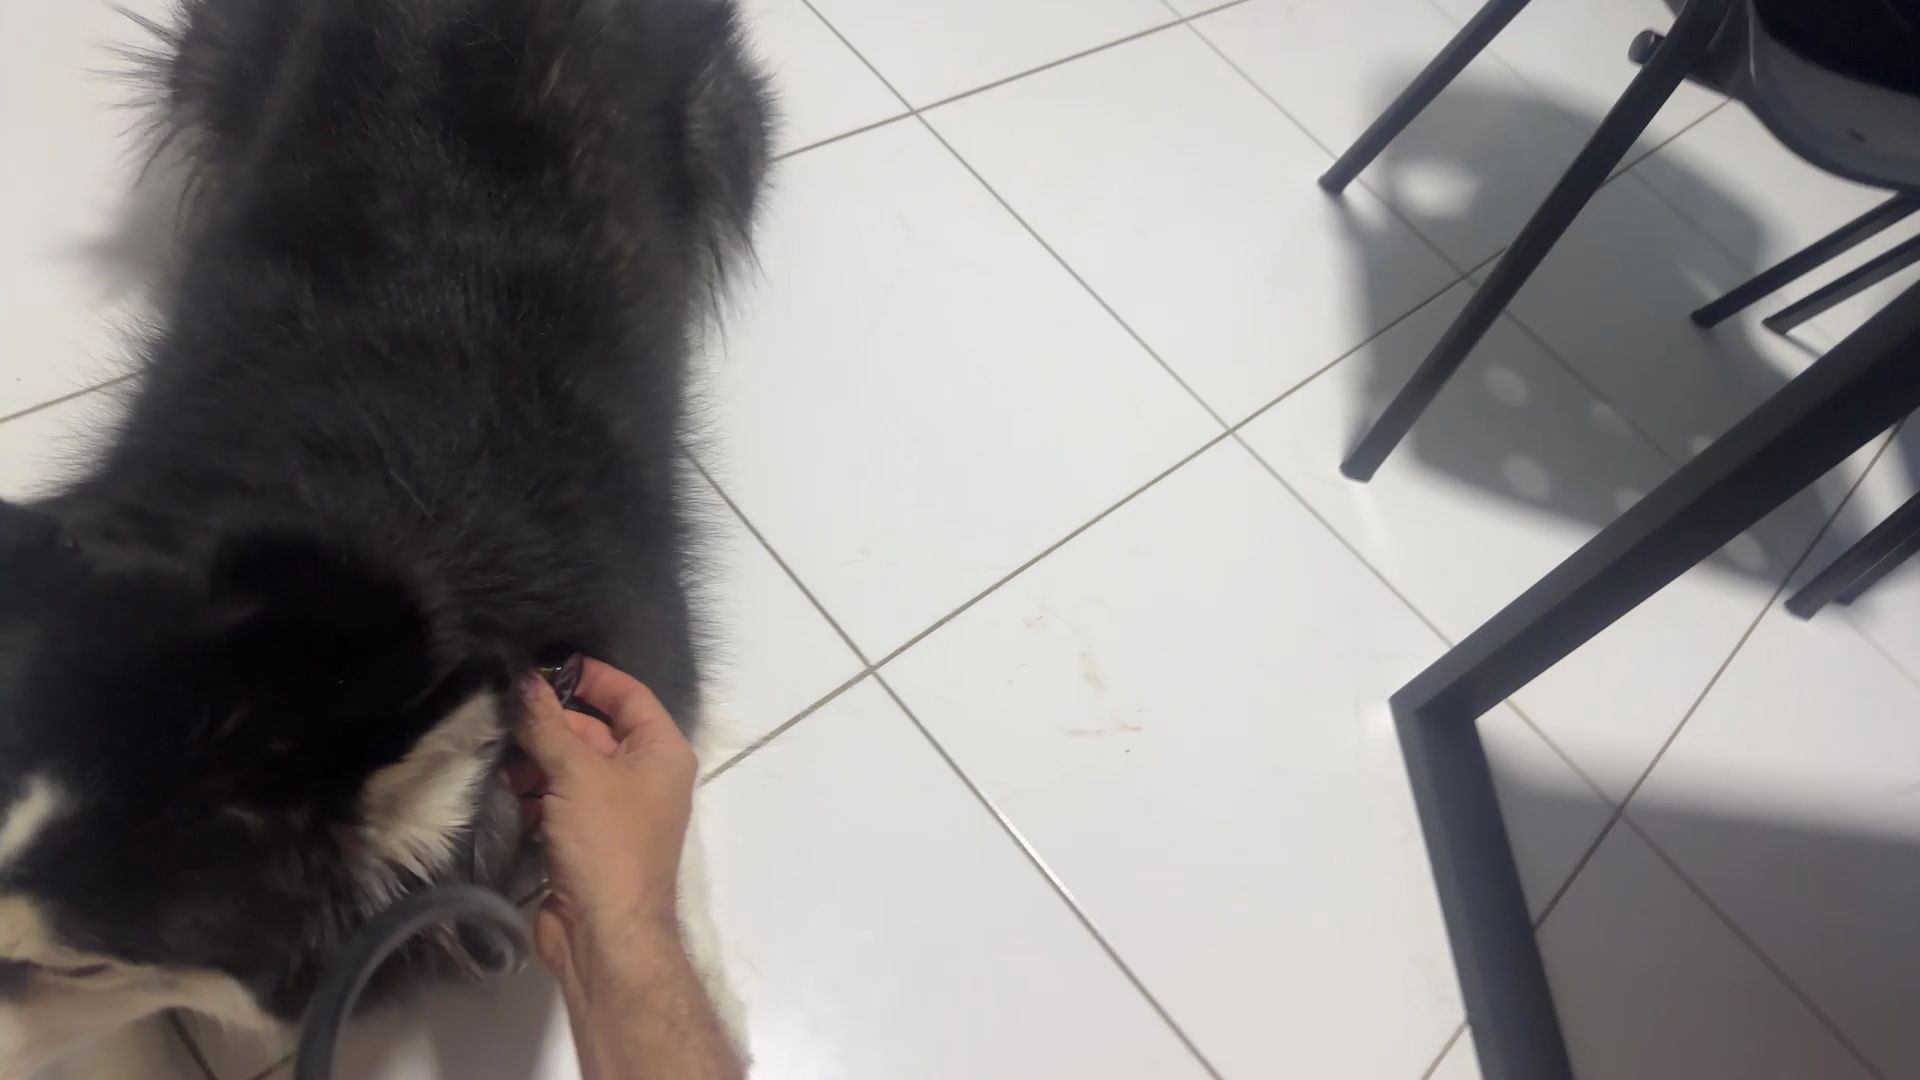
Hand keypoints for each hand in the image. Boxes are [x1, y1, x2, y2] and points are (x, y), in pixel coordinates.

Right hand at [510, 659, 696, 989]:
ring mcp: (619, 806)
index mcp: (662, 749)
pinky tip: (502, 787)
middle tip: (502, 711)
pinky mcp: (590, 835)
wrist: (607, 933)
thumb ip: (549, 726)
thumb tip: (524, 681)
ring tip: (494, 751)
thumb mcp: (578, 774)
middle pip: (598, 730)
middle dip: (553, 722)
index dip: (593, 677)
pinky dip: (536, 791)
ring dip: (538, 759)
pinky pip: (562, 798)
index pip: (630, 696)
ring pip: (575, 766)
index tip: (547, 666)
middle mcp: (647, 773)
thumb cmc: (608, 841)